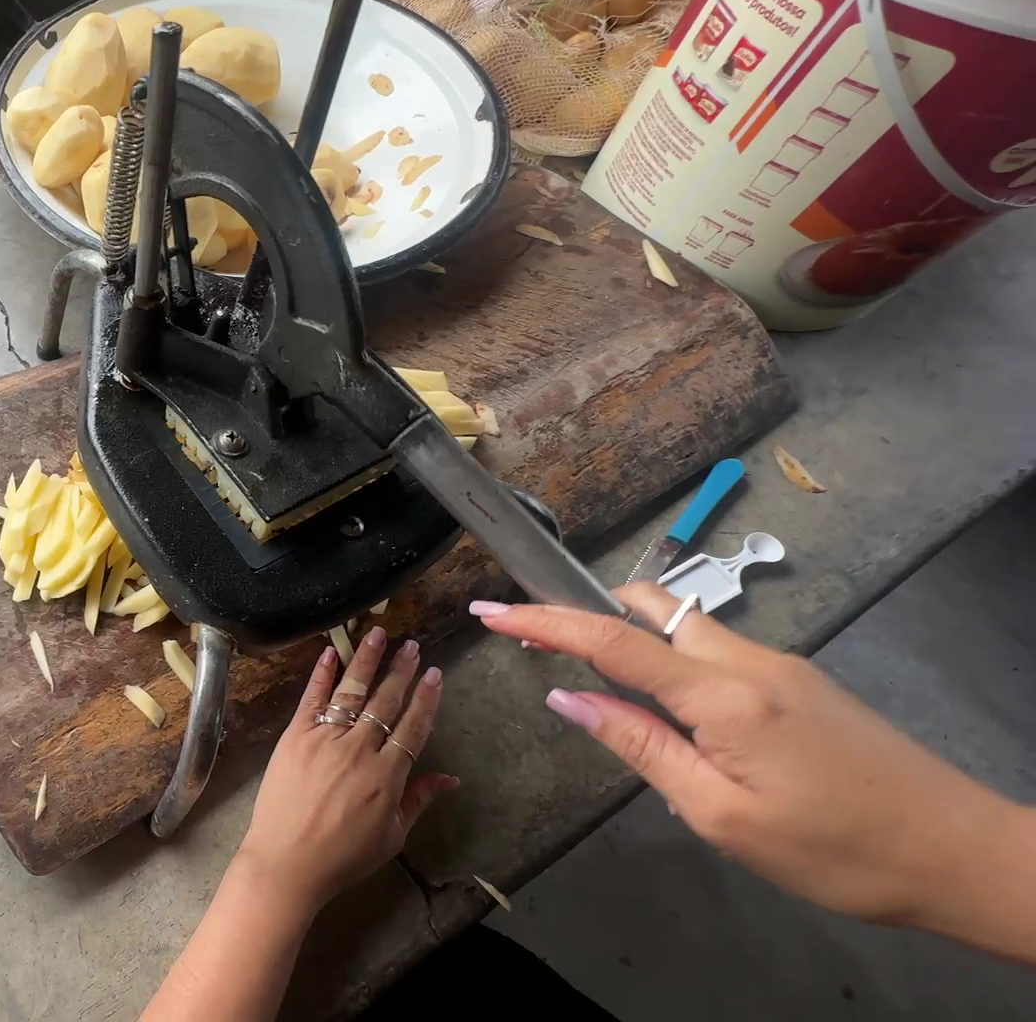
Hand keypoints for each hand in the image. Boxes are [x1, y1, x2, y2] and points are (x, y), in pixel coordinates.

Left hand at [235, 627, 459, 910]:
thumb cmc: (344, 856)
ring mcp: (325, 738)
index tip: (435, 674)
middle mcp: (359, 749)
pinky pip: (311, 698)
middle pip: (386, 701)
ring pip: (351, 691)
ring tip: (378, 634)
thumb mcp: (392, 835)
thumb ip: (419, 800)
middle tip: (413, 645)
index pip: (413, 727)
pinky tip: (331, 652)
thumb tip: (451, 778)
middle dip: (402, 670)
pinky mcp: (295, 735)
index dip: (426, 699)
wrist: (287, 861)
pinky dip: (322, 674)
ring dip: (366, 660)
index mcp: (388, 775)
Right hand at [472, 584, 1035, 952]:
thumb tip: (568, 699)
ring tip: (589, 674)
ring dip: (623, 633)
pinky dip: (664, 656)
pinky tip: (666, 706)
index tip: (489, 611)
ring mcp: (777, 663)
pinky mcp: (797, 679)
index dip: (541, 621)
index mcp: (722, 694)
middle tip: (532, 638)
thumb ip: (639, 746)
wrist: (977, 860)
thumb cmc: (839, 852)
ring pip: (679, 623)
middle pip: (645, 607)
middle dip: (580, 611)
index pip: (609, 639)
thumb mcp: (722, 814)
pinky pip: (709, 648)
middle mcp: (746, 660)